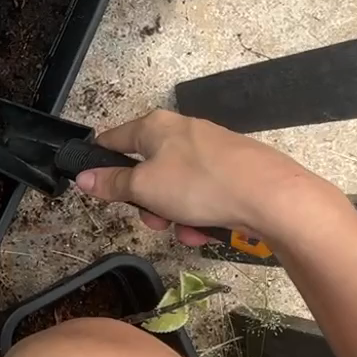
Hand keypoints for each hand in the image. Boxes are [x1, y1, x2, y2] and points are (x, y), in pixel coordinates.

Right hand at [73, 109, 337, 243]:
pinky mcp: (233, 169)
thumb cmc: (201, 184)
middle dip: (144, 200)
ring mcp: (210, 149)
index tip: (96, 187)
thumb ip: (110, 184)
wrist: (274, 198)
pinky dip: (198, 213)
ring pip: (174, 185)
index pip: (111, 140)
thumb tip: (83, 177)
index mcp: (155, 126)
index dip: (99, 164)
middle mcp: (182, 130)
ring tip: (184, 230)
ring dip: (172, 212)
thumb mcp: (143, 188)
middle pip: (145, 168)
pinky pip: (201, 192)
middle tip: (152, 219)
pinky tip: (205, 230)